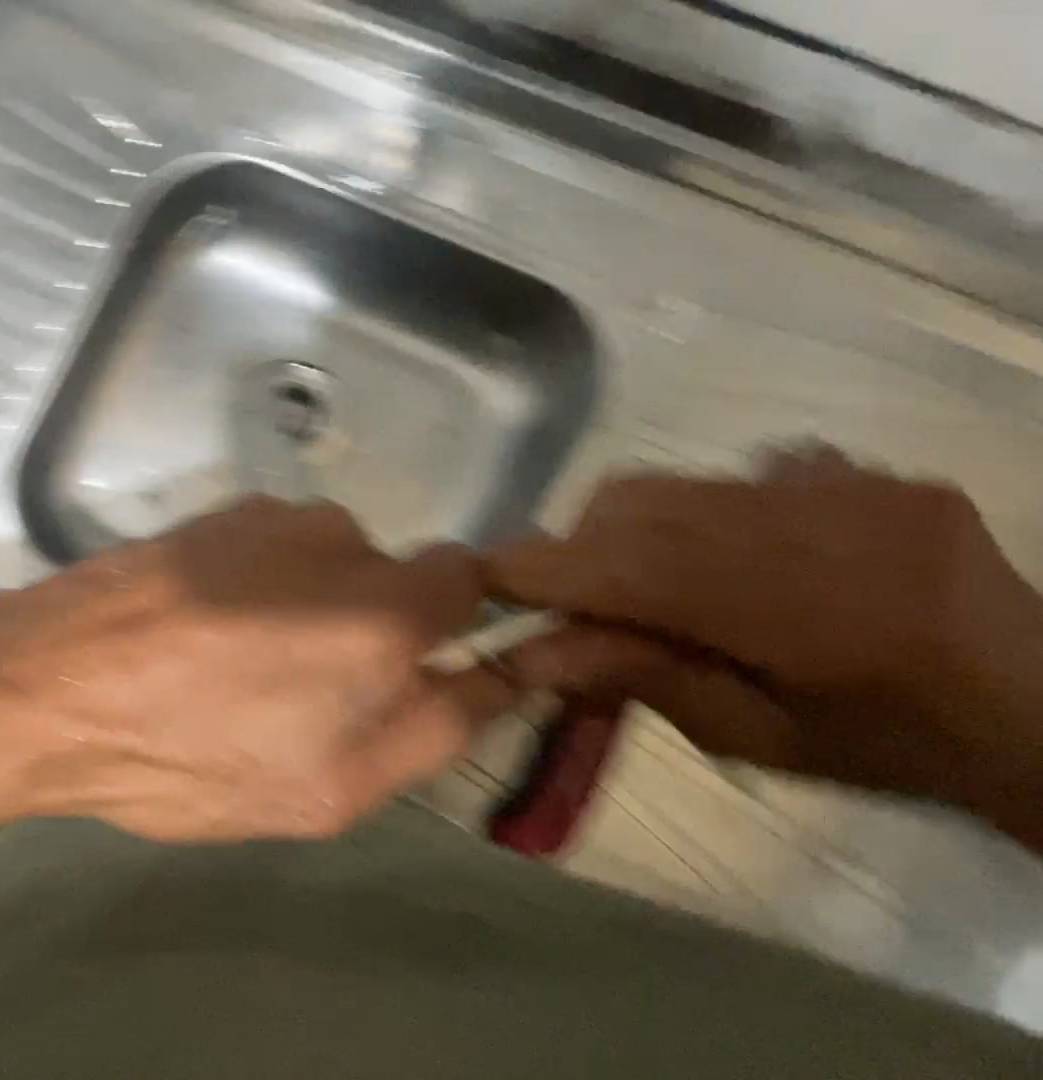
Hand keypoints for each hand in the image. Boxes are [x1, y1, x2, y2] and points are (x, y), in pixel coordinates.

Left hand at [0, 497, 512, 842]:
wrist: (42, 682)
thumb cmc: (184, 755)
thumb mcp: (329, 788)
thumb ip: (435, 724)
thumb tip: (498, 671)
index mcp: (384, 607)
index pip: (473, 585)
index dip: (455, 628)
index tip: (422, 664)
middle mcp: (336, 540)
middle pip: (392, 580)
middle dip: (370, 632)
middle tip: (299, 697)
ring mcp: (264, 518)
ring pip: (324, 566)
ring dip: (303, 609)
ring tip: (230, 670)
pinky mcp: (209, 514)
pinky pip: (267, 553)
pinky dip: (252, 588)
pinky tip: (194, 634)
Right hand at [486, 446, 1042, 841]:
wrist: (1040, 704)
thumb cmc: (883, 745)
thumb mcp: (749, 735)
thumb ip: (636, 678)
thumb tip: (526, 653)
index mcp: (800, 612)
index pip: (630, 570)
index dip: (543, 570)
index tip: (483, 581)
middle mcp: (821, 525)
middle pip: (637, 506)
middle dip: (581, 548)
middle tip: (578, 599)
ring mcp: (848, 485)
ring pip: (676, 484)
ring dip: (633, 530)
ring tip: (657, 582)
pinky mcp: (862, 469)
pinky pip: (735, 474)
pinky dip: (703, 514)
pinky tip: (739, 557)